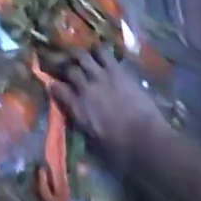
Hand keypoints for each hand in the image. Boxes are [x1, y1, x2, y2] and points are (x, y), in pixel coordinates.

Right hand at [49, 46, 168, 167]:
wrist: (148, 141)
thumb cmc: (121, 149)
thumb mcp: (93, 140)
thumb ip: (81, 122)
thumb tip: (75, 114)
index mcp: (77, 108)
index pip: (56, 89)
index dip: (53, 85)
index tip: (53, 84)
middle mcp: (84, 88)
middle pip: (69, 69)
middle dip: (65, 66)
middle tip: (67, 65)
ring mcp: (101, 77)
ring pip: (83, 56)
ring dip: (80, 55)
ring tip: (81, 55)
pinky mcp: (117, 72)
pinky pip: (103, 53)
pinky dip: (98, 50)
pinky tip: (98, 51)